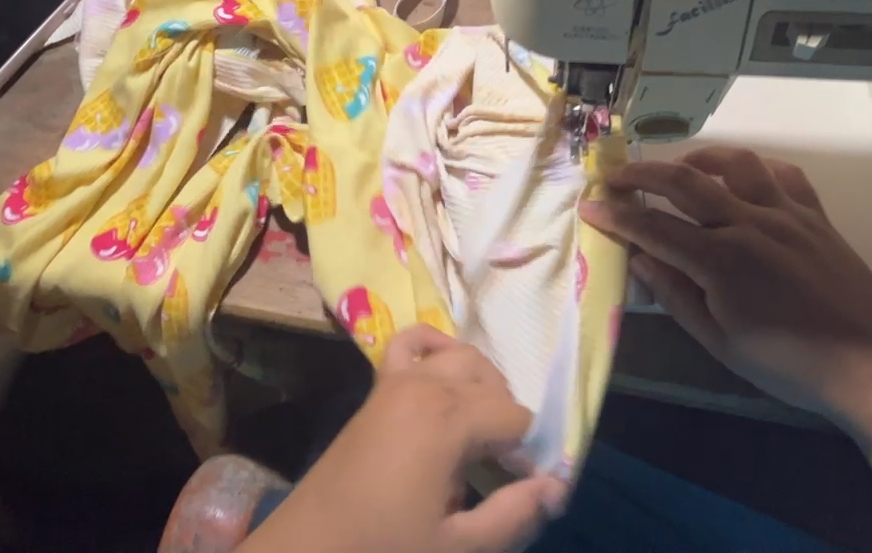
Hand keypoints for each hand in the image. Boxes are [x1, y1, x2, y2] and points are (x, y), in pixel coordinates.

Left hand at [241, 325, 565, 552]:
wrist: (314, 544)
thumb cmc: (386, 546)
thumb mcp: (456, 547)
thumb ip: (512, 516)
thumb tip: (557, 487)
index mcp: (450, 418)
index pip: (515, 417)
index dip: (526, 452)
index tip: (520, 486)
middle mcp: (429, 383)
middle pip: (492, 382)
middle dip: (506, 419)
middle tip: (501, 468)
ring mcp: (400, 377)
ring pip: (462, 356)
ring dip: (482, 384)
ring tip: (480, 432)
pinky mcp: (379, 382)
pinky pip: (411, 340)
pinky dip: (434, 343)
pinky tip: (444, 368)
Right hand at [580, 148, 871, 442]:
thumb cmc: (789, 364)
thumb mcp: (720, 341)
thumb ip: (674, 294)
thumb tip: (638, 258)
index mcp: (721, 261)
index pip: (654, 228)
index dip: (616, 216)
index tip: (588, 206)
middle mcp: (749, 224)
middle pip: (685, 182)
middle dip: (642, 175)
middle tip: (616, 177)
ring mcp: (786, 214)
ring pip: (735, 164)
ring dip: (699, 160)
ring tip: (680, 170)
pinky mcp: (814, 215)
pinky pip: (781, 175)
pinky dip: (754, 169)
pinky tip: (742, 180)